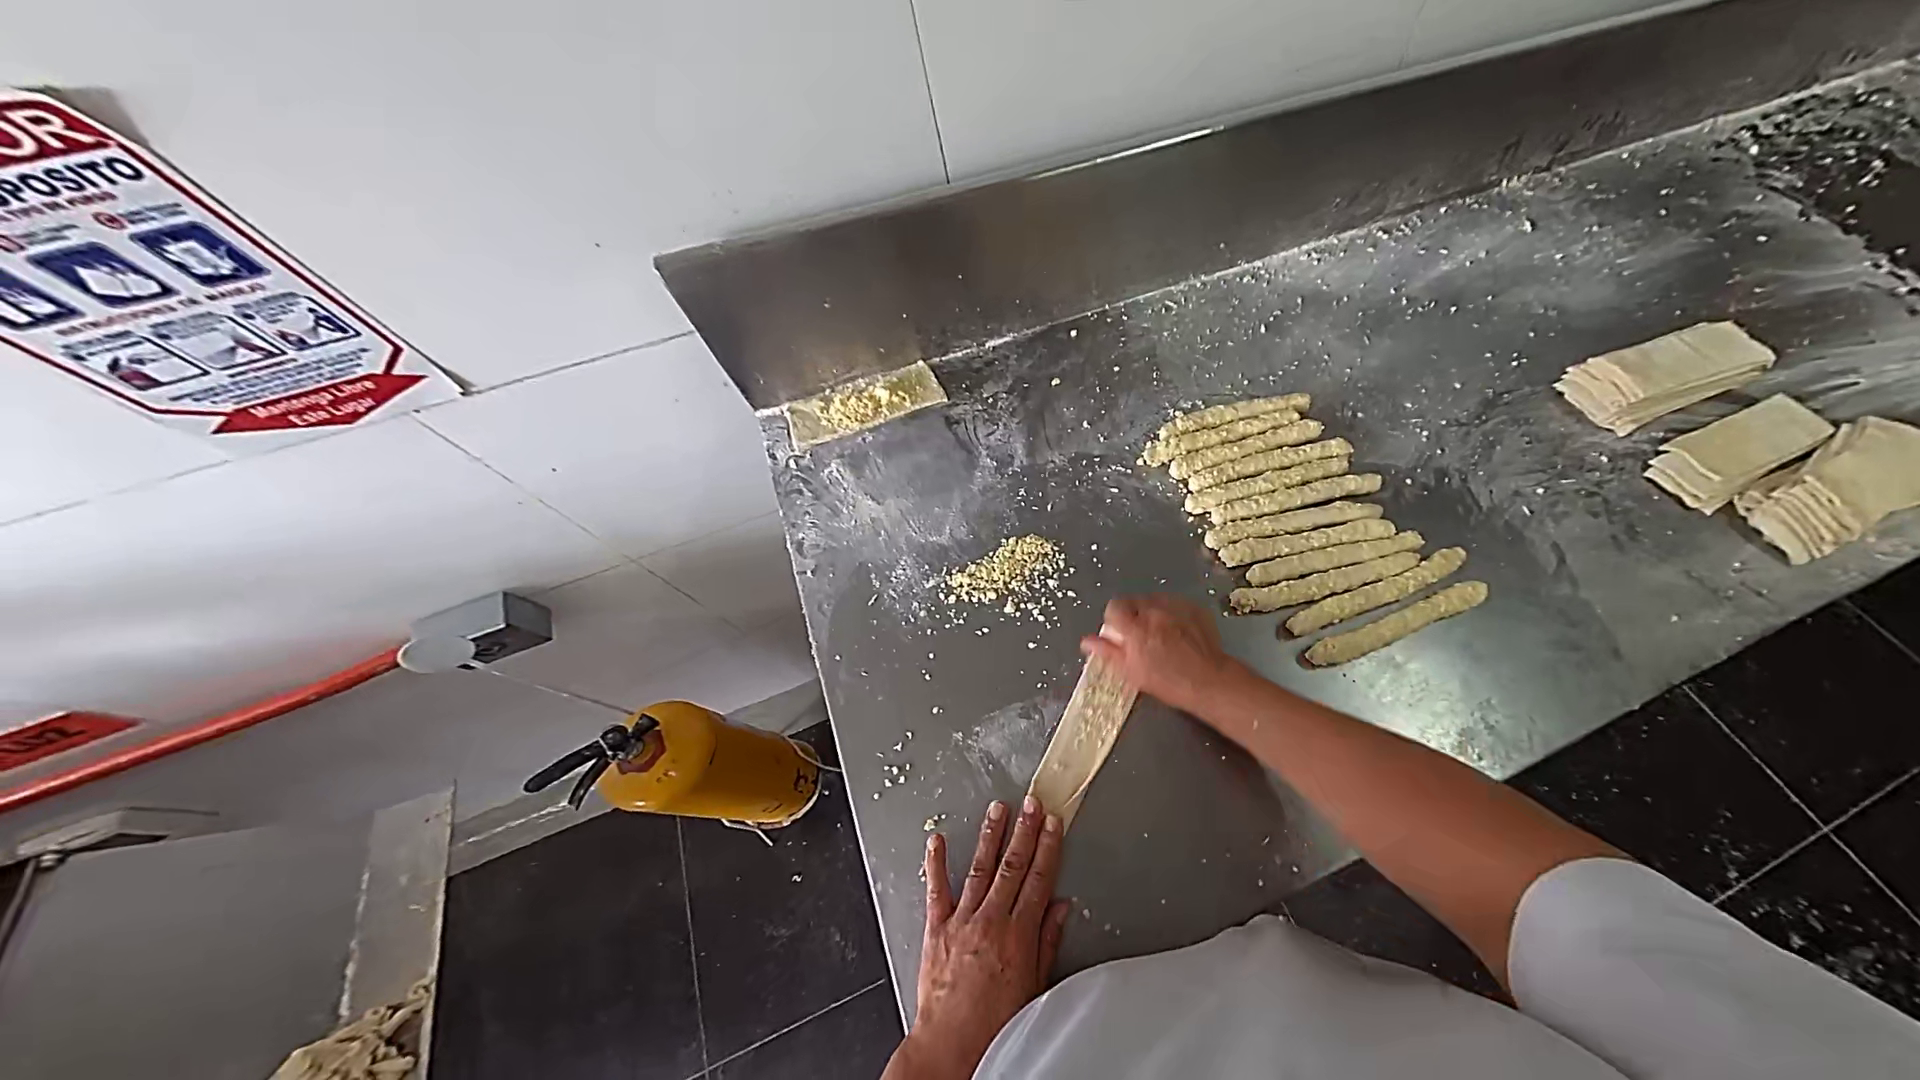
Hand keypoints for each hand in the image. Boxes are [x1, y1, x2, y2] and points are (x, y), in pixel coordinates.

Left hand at [885, 797, 1068, 1079]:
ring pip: (980, 868)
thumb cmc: (997, 1024)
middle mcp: (991, 921)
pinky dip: (936, 862)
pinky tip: (938, 839)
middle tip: (1030, 802)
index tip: (1052, 823)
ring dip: (991, 836)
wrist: (951, 1045)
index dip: (1047, 847)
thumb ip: (1047, 942)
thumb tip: (1061, 906)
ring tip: (998, 808)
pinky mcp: (936, 926)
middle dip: (1024, 831)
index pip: (1038, 879)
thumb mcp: (1035, 987)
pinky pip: (936, 888)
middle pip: (1012, 866)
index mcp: (1018, 935)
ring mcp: (961, 920)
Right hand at [1079, 593, 1245, 715]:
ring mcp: (1176, 607)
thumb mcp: (1131, 672)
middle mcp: (1154, 611)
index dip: (1114, 618)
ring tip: (1161, 633)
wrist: (1210, 682)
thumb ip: (1107, 652)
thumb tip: (1087, 642)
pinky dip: (1172, 612)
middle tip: (1141, 635)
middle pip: (1134, 601)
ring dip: (1152, 611)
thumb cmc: (1169, 682)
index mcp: (1135, 627)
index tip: (1119, 631)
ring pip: (1154, 600)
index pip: (1113, 607)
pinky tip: (1177, 630)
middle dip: (1133, 614)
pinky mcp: (1194, 607)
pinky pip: (1175, 603)